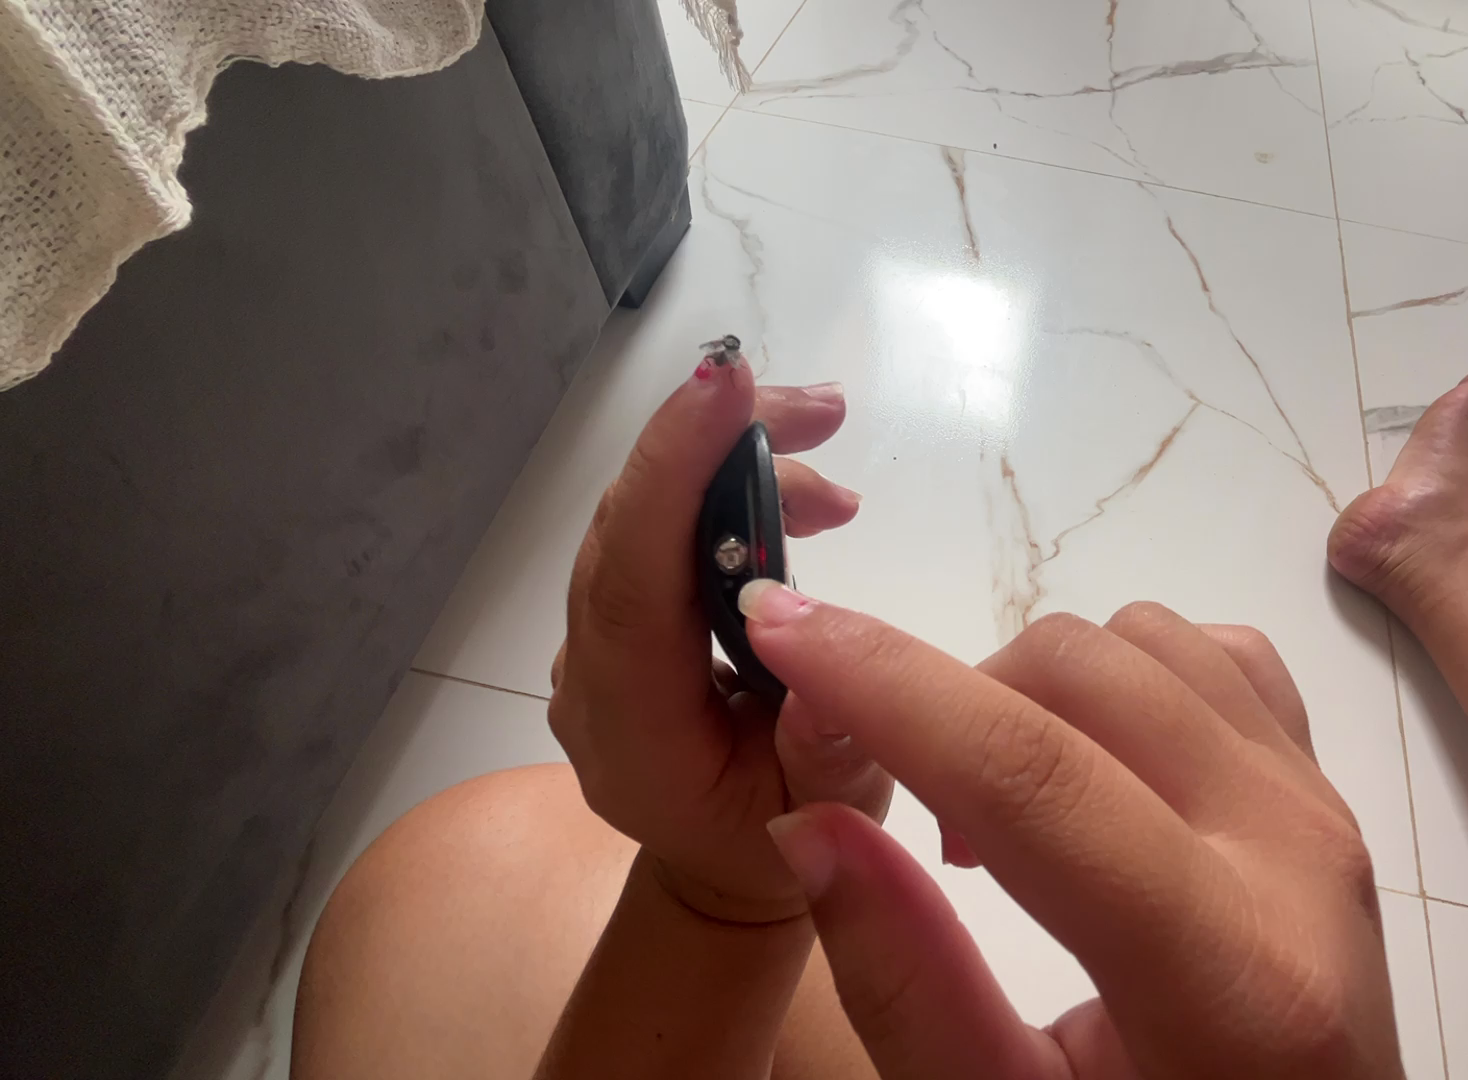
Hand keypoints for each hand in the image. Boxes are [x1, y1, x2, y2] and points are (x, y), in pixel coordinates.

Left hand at [547, 357, 889, 924]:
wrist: (724, 859)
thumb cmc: (777, 845)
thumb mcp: (827, 818)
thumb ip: (828, 750)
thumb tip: (832, 651)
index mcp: (633, 732)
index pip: (631, 585)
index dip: (672, 474)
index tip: (729, 384)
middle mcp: (597, 672)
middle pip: (633, 524)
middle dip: (721, 444)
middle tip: (824, 410)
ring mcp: (606, 640)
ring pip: (649, 517)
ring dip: (740, 469)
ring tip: (838, 488)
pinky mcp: (632, 617)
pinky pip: (665, 533)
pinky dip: (732, 496)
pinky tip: (806, 505)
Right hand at [741, 588, 1404, 1077]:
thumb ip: (905, 983)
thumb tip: (807, 825)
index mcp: (1232, 974)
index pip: (1027, 773)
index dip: (887, 683)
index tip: (782, 624)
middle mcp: (1294, 848)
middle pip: (1079, 672)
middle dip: (951, 698)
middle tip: (927, 817)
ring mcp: (1318, 796)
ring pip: (1140, 639)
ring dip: (1033, 687)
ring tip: (1014, 798)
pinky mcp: (1318, 773)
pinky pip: (1210, 653)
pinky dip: (1125, 668)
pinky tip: (1096, 750)